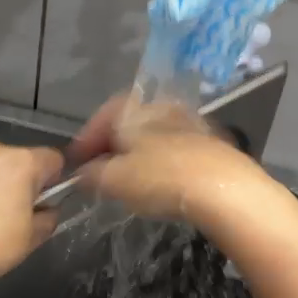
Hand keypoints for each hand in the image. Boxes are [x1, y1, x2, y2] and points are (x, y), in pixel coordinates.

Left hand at [0, 143, 63, 286]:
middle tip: (20, 218)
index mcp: (20, 161)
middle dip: (26, 185)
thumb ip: (49, 217)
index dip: (57, 183)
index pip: (55, 160)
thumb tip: (47, 210)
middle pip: (22, 162)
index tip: (46, 206)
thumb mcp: (33, 237)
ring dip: (0, 189)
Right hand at [67, 95, 280, 226]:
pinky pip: (173, 151)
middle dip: (111, 147)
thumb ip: (91, 175)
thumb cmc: (159, 178)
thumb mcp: (112, 181)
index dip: (85, 140)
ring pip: (152, 137)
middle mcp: (162, 108)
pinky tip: (157, 184)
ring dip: (136, 156)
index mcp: (134, 109)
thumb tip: (83, 173)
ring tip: (125, 181)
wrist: (223, 189)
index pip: (101, 116)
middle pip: (128, 125)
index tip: (74, 163)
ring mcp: (190, 124)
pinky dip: (159, 163)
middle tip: (98, 171)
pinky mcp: (210, 145)